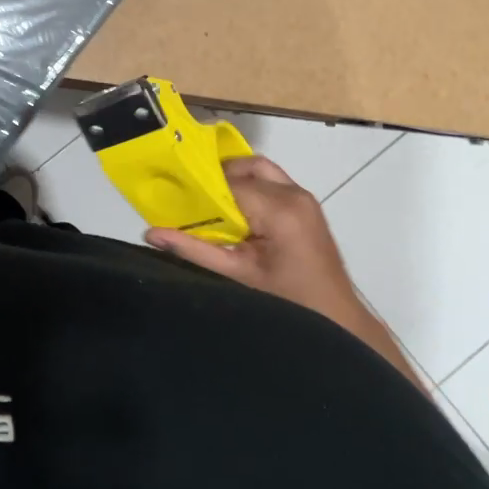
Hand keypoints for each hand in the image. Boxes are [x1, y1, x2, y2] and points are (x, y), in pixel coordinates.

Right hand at [146, 156, 421, 386]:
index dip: (200, 189)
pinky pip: (271, 182)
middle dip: (217, 179)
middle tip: (194, 202)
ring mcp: (304, 198)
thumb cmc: (288, 302)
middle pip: (244, 167)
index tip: (176, 201)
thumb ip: (193, 249)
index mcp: (280, 209)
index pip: (227, 182)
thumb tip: (150, 233)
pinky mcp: (306, 205)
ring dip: (234, 182)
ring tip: (214, 210)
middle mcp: (295, 195)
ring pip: (258, 170)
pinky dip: (250, 189)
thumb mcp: (237, 275)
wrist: (338, 321)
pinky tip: (237, 216)